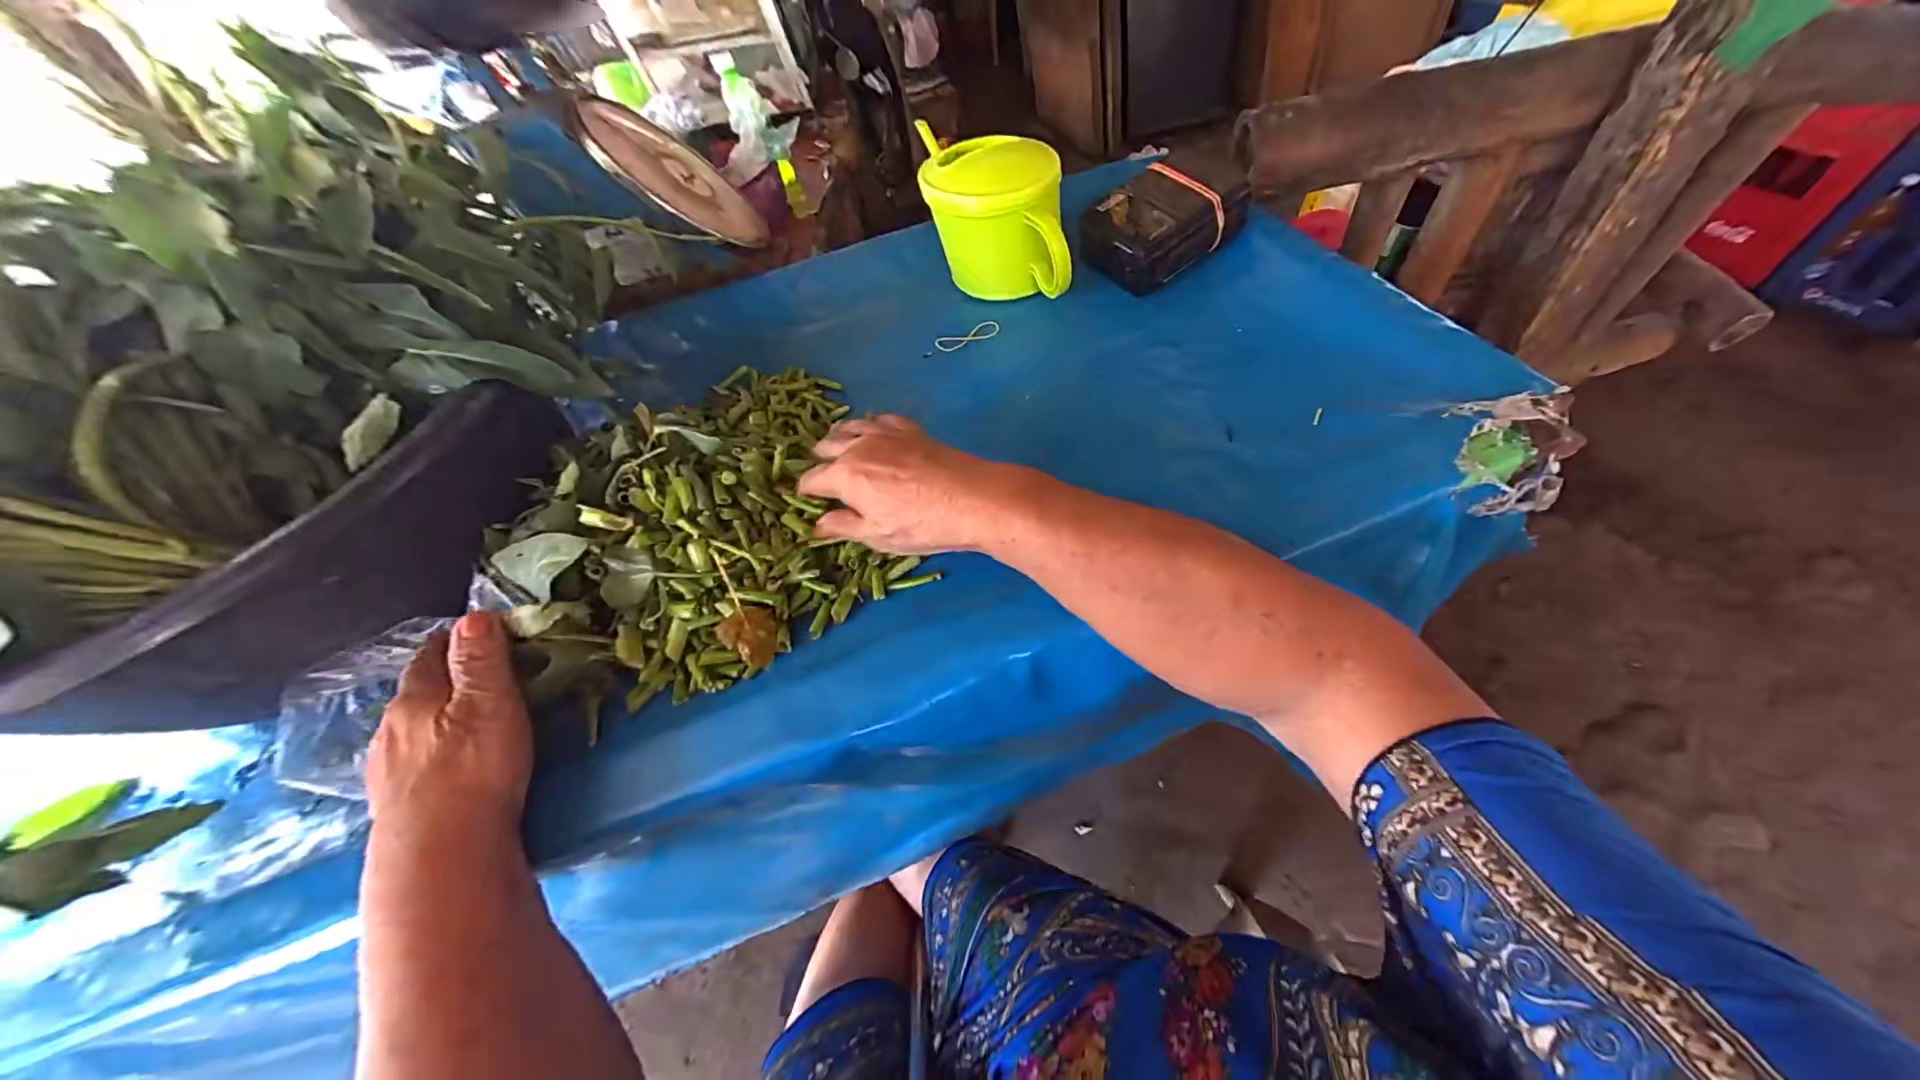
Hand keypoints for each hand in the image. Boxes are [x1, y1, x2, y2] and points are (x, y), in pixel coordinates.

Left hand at [368, 613, 532, 839]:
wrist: (441, 855)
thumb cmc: (474, 769)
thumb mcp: (490, 704)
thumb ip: (481, 660)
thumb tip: (475, 615)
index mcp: (415, 698)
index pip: (433, 651)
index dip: (462, 638)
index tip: (494, 635)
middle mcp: (391, 728)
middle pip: (421, 689)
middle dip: (452, 678)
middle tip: (495, 678)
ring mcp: (388, 769)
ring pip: (415, 728)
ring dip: (441, 718)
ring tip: (476, 722)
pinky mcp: (396, 804)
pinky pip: (416, 763)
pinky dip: (436, 754)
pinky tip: (453, 767)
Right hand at [798, 415, 1029, 553]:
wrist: (974, 499)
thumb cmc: (922, 525)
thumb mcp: (878, 536)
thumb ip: (843, 526)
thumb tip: (817, 524)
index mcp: (843, 475)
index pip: (810, 481)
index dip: (805, 494)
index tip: (808, 504)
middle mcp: (858, 446)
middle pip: (824, 447)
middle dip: (818, 462)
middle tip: (824, 480)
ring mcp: (884, 433)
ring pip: (849, 427)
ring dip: (839, 439)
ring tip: (840, 453)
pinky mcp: (909, 429)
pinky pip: (878, 419)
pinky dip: (869, 427)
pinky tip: (875, 437)